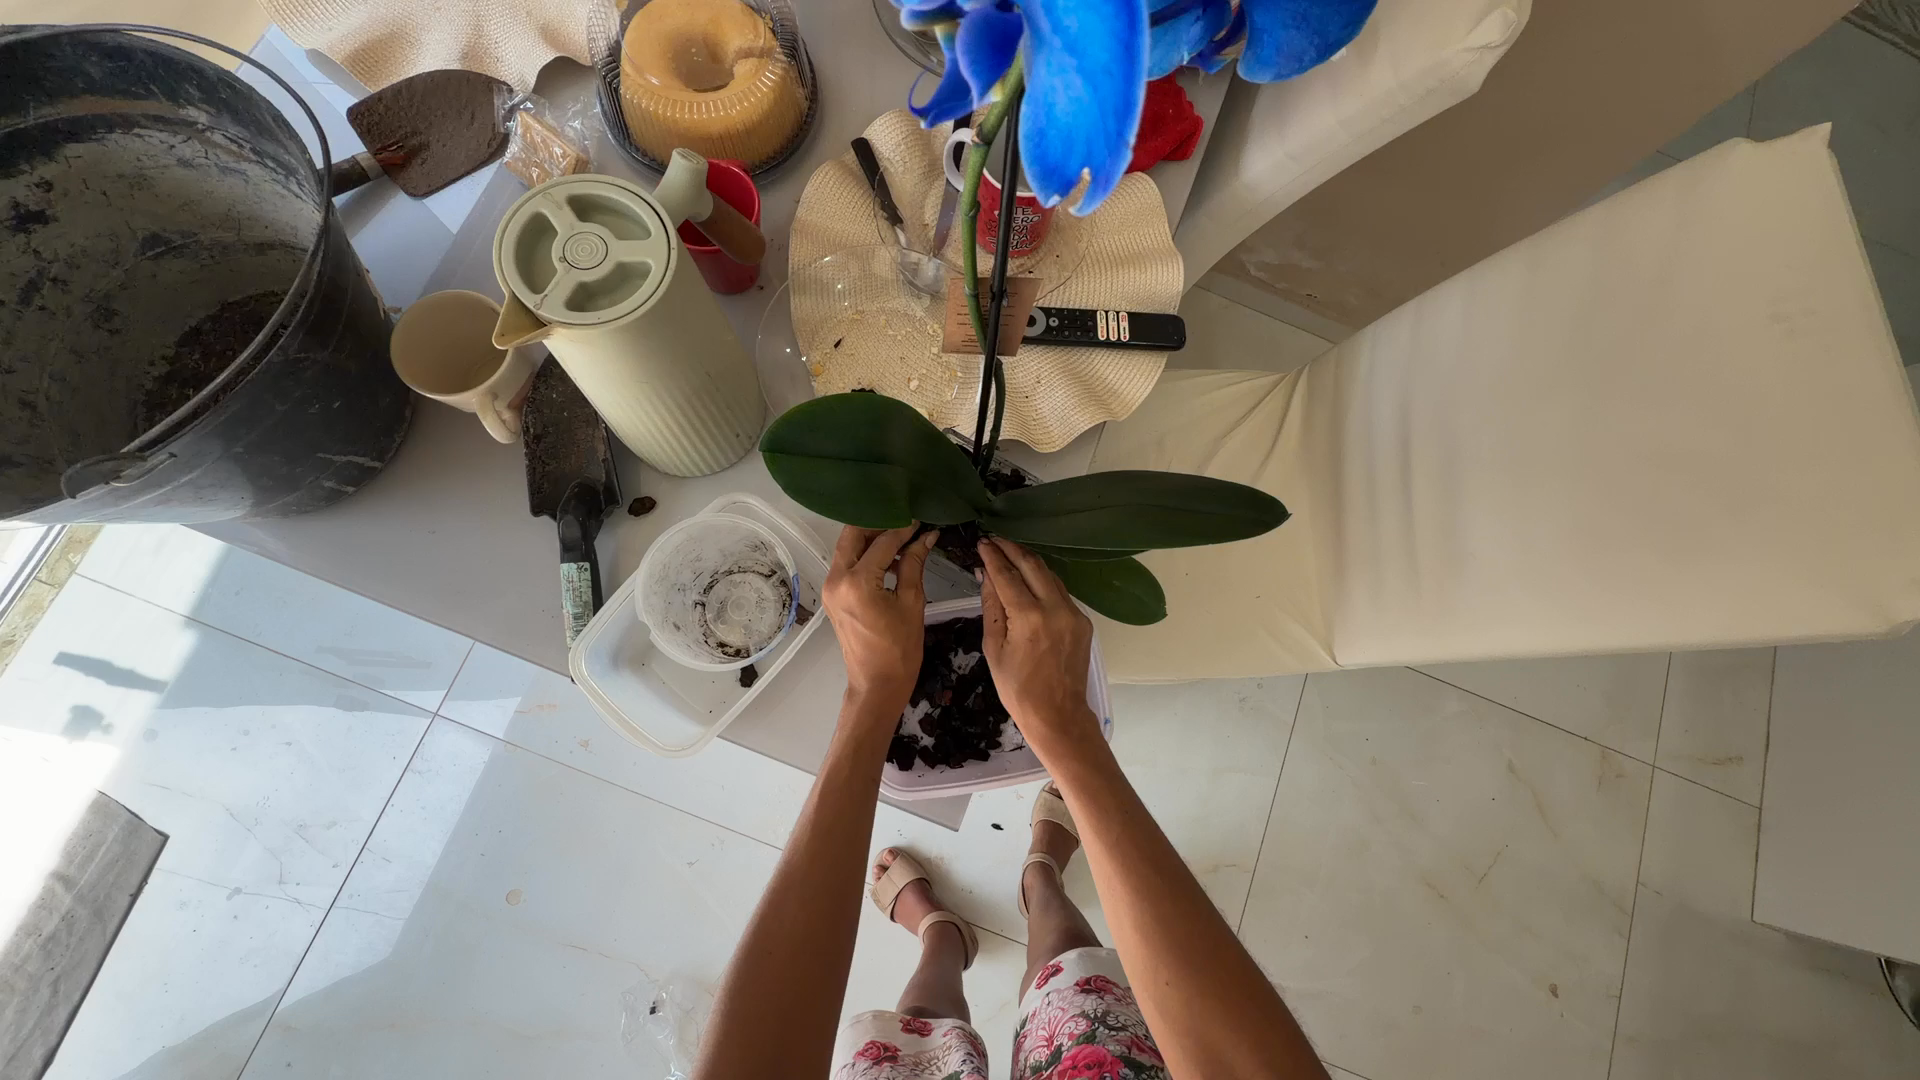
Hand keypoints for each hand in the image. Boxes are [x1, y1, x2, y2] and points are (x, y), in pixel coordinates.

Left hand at [824, 525, 937, 713]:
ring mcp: (831, 588)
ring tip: (901, 540)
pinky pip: (847, 564)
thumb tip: (925, 538)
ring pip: (847, 548)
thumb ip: (914, 564)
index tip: (921, 522)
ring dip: (871, 539)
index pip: (882, 543)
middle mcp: (837, 580)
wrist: (877, 684)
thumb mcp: (911, 602)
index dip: (904, 530)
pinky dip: (865, 556)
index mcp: (857, 582)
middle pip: (852, 535)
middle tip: (905, 524)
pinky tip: (889, 559)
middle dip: (878, 526)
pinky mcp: (833, 596)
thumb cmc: (899, 650)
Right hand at [977, 538, 1100, 753]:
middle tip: (995, 540)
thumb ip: (992, 607)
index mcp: (1029, 617)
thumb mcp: (994, 648)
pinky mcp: (1083, 620)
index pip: (1007, 575)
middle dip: (1012, 548)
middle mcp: (1055, 608)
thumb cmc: (1017, 688)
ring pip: (1049, 575)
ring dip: (1029, 561)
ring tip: (1010, 554)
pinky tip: (1030, 580)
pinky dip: (1043, 581)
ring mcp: (1073, 613)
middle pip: (1032, 565)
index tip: (982, 542)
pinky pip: (1060, 592)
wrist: (1057, 714)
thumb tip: (986, 575)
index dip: (992, 556)